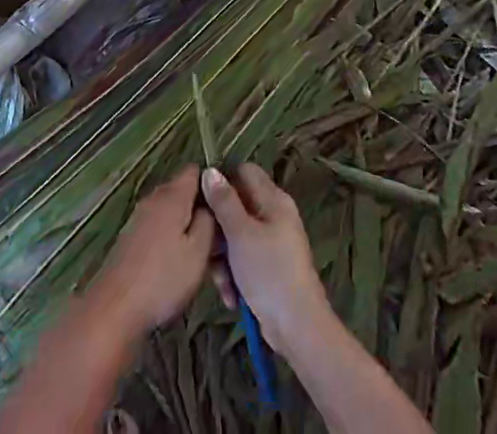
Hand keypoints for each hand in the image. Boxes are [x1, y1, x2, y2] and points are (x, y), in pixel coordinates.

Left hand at [83, 165, 217, 337]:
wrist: (115, 310)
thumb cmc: (163, 279)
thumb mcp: (199, 250)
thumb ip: (210, 218)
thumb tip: (212, 200)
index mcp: (172, 196)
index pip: (197, 171)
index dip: (216, 184)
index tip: (231, 206)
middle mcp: (154, 200)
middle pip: (186, 193)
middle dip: (205, 211)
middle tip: (224, 239)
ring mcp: (140, 219)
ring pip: (175, 214)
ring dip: (191, 230)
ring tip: (209, 259)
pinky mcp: (133, 238)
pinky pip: (162, 229)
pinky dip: (176, 241)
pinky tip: (184, 265)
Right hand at [199, 163, 330, 350]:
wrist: (296, 326)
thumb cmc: (269, 272)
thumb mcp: (240, 234)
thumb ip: (224, 201)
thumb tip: (209, 170)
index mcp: (273, 200)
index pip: (243, 172)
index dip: (221, 182)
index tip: (201, 201)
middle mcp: (273, 216)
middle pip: (235, 206)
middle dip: (218, 229)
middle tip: (206, 247)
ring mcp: (271, 242)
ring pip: (234, 235)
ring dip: (222, 257)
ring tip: (221, 280)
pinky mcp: (267, 266)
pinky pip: (241, 258)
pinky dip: (233, 274)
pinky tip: (231, 295)